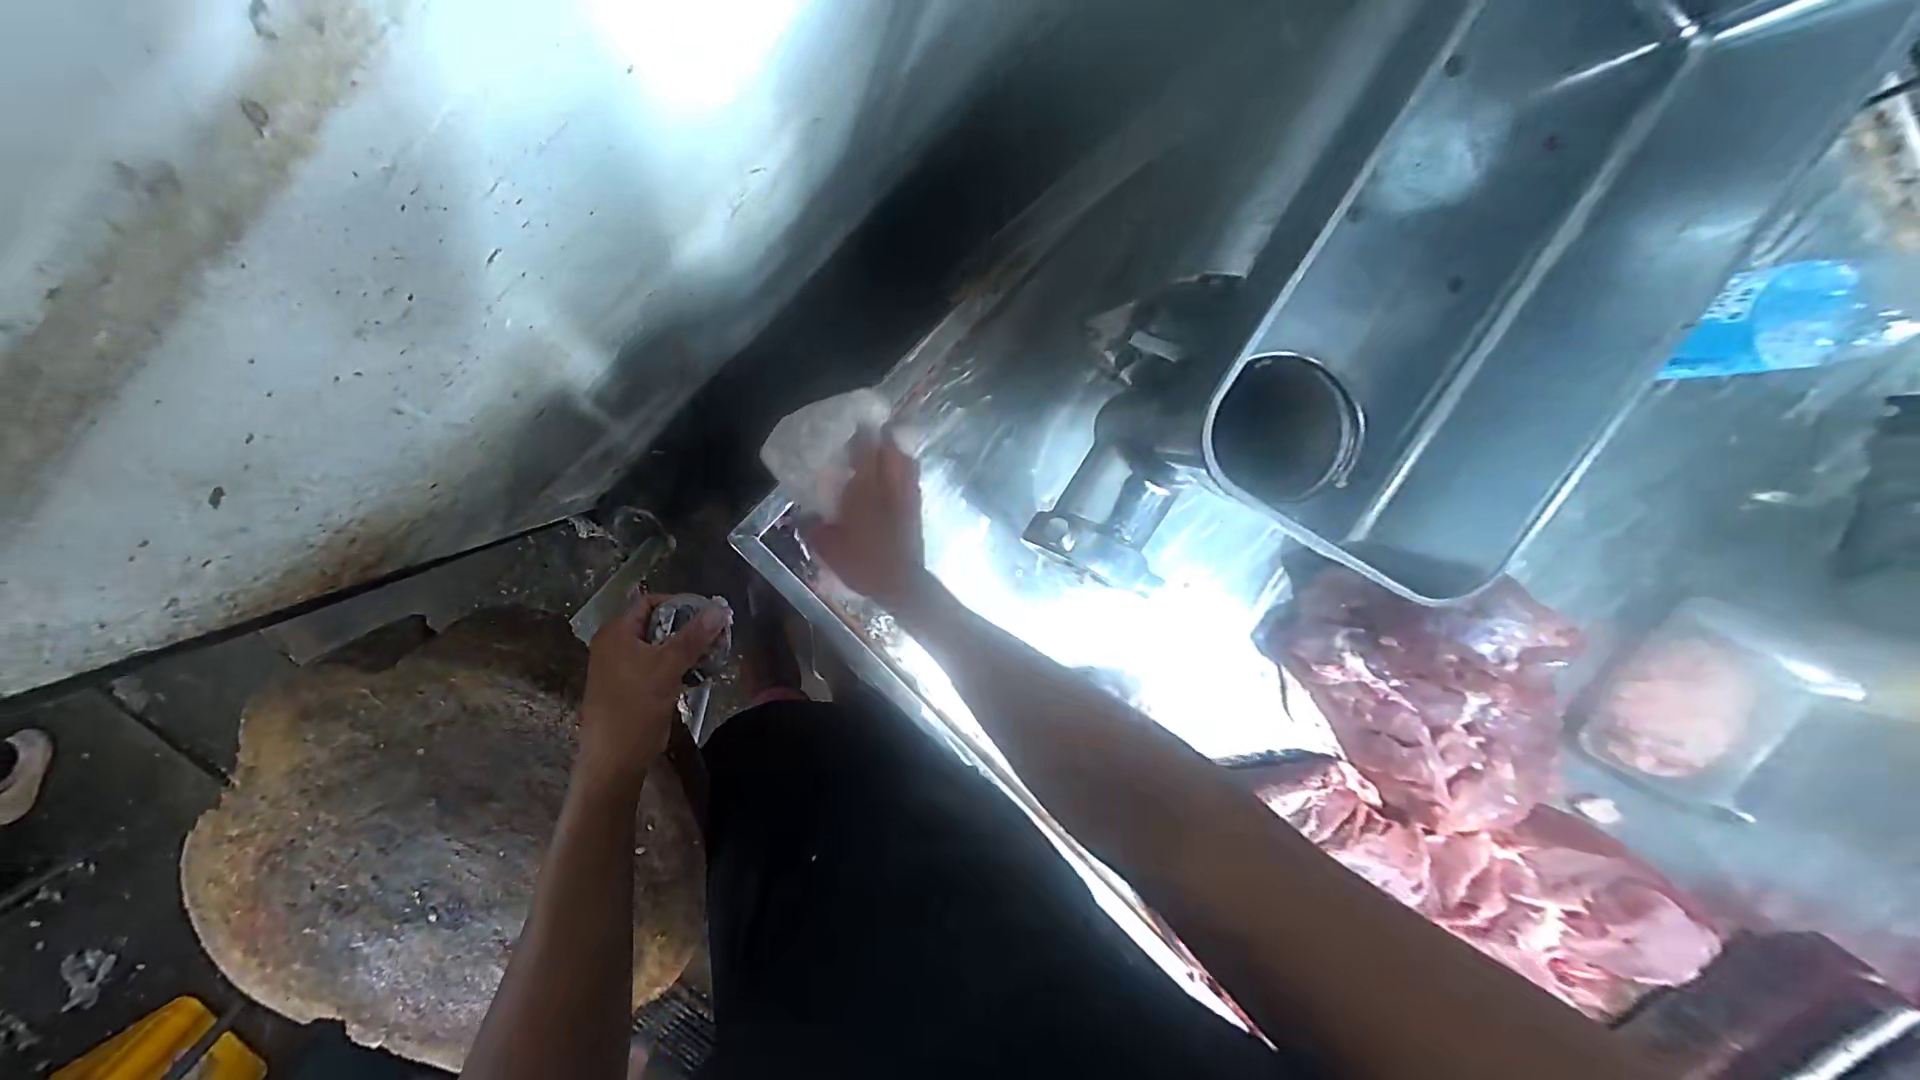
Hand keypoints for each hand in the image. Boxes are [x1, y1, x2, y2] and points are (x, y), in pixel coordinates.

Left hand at [576, 594, 726, 797]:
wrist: (614, 759)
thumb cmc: (635, 706)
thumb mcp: (668, 666)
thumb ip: (694, 635)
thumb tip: (720, 608)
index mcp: (616, 633)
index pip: (649, 602)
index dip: (679, 602)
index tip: (708, 612)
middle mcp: (616, 645)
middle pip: (657, 624)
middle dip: (688, 627)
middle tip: (716, 633)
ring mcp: (622, 667)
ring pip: (659, 646)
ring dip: (686, 648)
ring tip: (713, 653)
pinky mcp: (631, 687)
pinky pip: (657, 666)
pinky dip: (678, 665)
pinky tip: (699, 673)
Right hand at [807, 436, 929, 608]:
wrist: (900, 584)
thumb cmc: (862, 563)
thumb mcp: (827, 547)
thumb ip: (813, 526)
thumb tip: (804, 515)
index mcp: (866, 488)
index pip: (866, 449)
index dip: (860, 435)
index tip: (850, 428)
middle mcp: (891, 486)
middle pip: (891, 449)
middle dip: (880, 441)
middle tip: (865, 443)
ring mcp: (908, 496)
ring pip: (906, 462)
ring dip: (895, 455)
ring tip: (881, 458)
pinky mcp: (917, 509)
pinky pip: (912, 480)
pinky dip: (903, 473)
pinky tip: (891, 484)